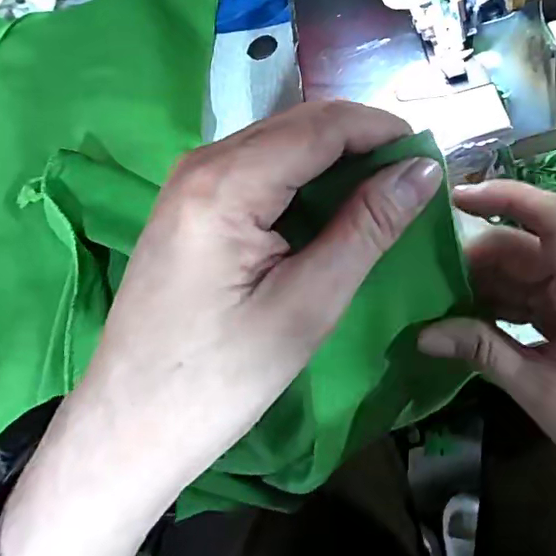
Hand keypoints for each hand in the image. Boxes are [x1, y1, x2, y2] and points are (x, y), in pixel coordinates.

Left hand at [0, 101, 443, 555]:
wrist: (125, 431)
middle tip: (413, 176)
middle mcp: (203, 162)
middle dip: (363, 138)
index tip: (430, 157)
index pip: (322, 126)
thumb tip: (424, 170)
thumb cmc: (221, 378)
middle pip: (301, 123)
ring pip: (283, 139)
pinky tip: (332, 202)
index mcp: (226, 184)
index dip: (382, 130)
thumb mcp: (309, 303)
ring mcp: (191, 178)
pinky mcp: (191, 200)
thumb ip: (368, 226)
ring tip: (383, 189)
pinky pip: (261, 163)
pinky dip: (306, 172)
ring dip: (337, 154)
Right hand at [416, 180, 555, 531]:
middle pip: (531, 245)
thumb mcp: (546, 397)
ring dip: (486, 280)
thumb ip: (485, 356)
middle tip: (427, 270)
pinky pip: (535, 296)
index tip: (457, 197)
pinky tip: (465, 315)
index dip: (507, 197)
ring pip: (528, 270)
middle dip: (480, 253)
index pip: (555, 219)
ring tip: (436, 293)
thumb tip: (422, 334)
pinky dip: (501, 303)